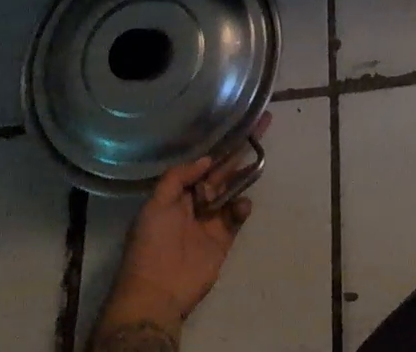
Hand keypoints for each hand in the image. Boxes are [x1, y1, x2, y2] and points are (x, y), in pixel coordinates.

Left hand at [97, 112, 272, 339]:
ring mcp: (211, 219)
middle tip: (262, 126)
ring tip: (258, 161)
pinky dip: (242, 207)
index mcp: (177, 193)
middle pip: (222, 171)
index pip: (202, 162)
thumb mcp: (156, 204)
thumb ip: (178, 177)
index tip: (237, 124)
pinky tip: (241, 206)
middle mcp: (195, 202)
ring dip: (244, 176)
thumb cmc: (152, 243)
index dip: (220, 144)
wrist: (158, 290)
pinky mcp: (225, 236)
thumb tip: (206, 159)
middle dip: (240, 150)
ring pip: (233, 189)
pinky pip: (238, 214)